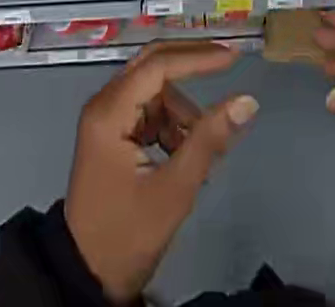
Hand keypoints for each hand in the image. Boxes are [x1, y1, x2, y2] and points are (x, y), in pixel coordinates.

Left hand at [65, 42, 258, 303]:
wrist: (87, 275)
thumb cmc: (128, 234)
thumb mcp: (175, 189)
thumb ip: (210, 140)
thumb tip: (246, 101)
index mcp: (109, 112)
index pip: (157, 66)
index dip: (197, 58)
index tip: (234, 57)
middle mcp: (104, 104)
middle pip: (153, 64)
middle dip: (191, 63)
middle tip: (229, 62)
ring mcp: (107, 117)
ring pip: (156, 90)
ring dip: (183, 109)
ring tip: (202, 149)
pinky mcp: (114, 133)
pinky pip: (151, 111)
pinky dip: (173, 124)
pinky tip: (185, 153)